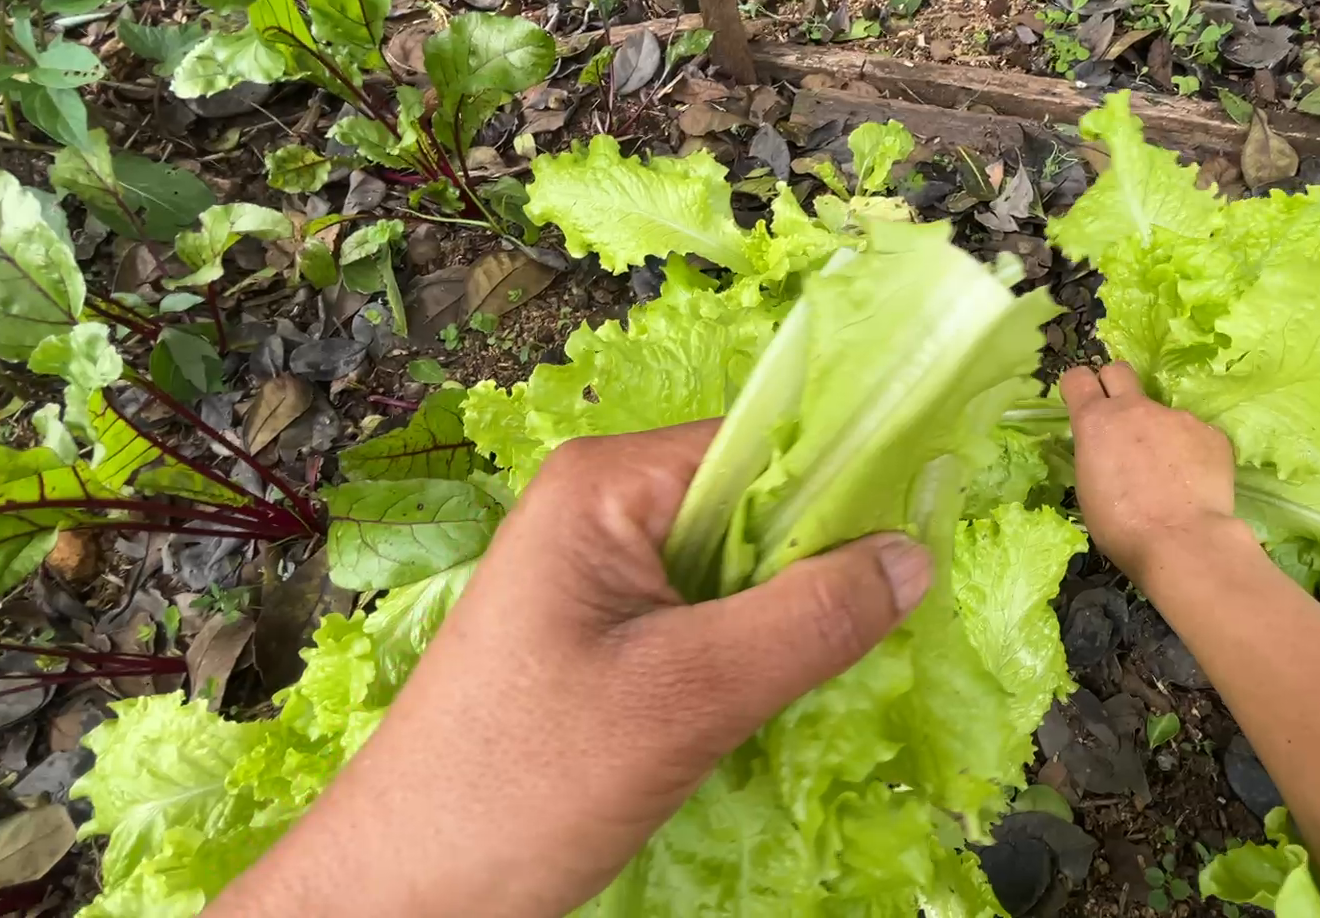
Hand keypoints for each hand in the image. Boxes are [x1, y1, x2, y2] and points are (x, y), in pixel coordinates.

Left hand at [214, 421, 932, 917]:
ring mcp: (608, 561)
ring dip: (785, 604)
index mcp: (609, 481)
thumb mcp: (690, 694)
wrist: (404, 896)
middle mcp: (609, 501)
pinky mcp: (614, 616)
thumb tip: (915, 555)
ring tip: (812, 664)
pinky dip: (755, 634)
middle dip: (811, 557)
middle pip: (751, 500)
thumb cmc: (527, 781)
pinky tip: (766, 682)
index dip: (836, 484)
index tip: (905, 537)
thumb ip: (812, 618)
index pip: (757, 447)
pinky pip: (713, 600)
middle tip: (865, 620)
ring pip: (739, 557)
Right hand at [1059, 362, 1243, 576]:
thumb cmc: (1120, 525)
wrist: (1182, 541)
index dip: (1078, 386)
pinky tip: (1192, 483)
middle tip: (1119, 419)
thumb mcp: (1087, 486)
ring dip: (1158, 433)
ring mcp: (1176, 417)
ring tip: (1167, 474)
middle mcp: (1135, 408)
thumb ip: (1095, 453)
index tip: (1081, 400)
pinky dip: (1189, 453)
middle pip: (1119, 371)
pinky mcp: (1211, 433)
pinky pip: (1194, 435)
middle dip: (1115, 386)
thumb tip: (1106, 449)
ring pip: (1161, 414)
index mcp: (1095, 421)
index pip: (1077, 378)